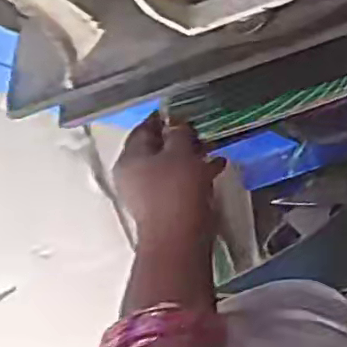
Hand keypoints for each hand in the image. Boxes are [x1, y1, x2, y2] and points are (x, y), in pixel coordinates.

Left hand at [112, 113, 225, 242]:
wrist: (180, 236)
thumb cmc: (176, 189)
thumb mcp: (181, 152)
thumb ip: (179, 133)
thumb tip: (177, 123)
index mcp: (131, 158)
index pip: (143, 129)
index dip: (163, 118)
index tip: (182, 110)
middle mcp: (134, 174)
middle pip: (157, 147)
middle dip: (180, 138)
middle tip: (201, 129)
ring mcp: (149, 191)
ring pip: (171, 165)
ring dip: (191, 154)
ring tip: (213, 147)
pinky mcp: (166, 204)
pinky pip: (180, 180)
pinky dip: (196, 172)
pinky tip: (216, 166)